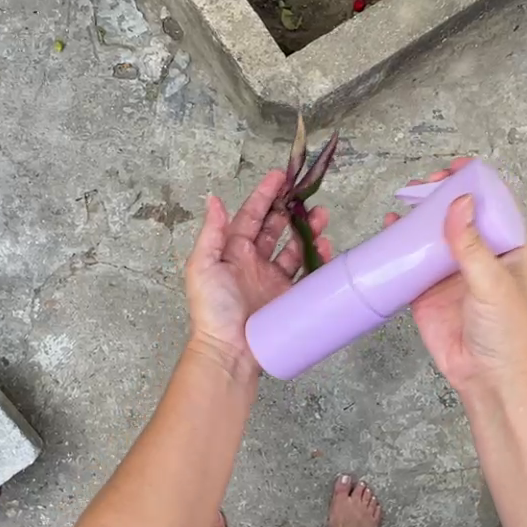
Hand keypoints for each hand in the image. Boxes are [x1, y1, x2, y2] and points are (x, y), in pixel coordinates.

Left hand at [185, 168, 332, 369]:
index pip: (251, 216)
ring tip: (322, 219)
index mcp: (232, 251)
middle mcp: (254, 262)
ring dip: (308, 230)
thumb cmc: (211, 309)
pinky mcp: (288, 297)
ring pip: (294, 247)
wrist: (229, 350)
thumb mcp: (202, 266)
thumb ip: (211, 233)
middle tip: (309, 199)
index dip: (265, 195)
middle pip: (276, 229)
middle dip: (292, 211)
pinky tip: (324, 247)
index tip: (280, 176)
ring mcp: (272, 280)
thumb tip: (214, 200)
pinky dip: (317, 258)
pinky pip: (306, 273)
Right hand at [383, 160, 526, 394]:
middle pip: (458, 214)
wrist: (486, 377)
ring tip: (404, 198)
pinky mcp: (426, 291)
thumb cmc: (505, 332)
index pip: (492, 205)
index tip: (455, 169)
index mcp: (506, 249)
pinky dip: (398, 244)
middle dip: (441, 195)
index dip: (475, 184)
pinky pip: (410, 261)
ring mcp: (450, 273)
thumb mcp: (492, 284)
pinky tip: (388, 229)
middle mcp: (479, 256)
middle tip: (423, 184)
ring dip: (419, 216)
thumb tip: (458, 203)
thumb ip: (472, 245)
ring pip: (432, 234)